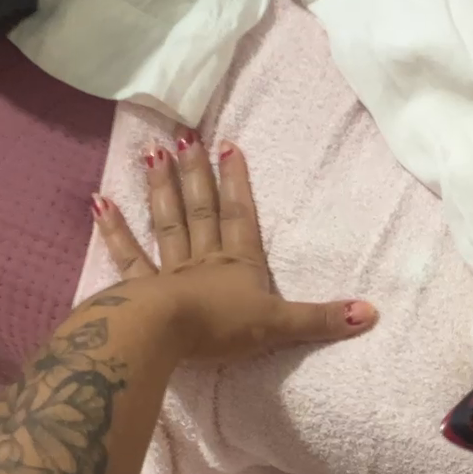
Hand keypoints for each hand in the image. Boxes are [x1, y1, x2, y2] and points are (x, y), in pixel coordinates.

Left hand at [90, 129, 376, 360]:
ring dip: (160, 189)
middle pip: (201, 211)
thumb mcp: (281, 325)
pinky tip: (100, 202)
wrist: (167, 338)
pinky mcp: (140, 291)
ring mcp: (169, 273)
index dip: (237, 183)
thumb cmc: (223, 328)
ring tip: (151, 152)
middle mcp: (204, 260)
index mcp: (238, 265)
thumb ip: (321, 319)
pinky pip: (127, 257)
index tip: (230, 145)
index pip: (241, 217)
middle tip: (185, 136)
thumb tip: (372, 313)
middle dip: (196, 174)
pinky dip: (115, 231)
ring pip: (167, 224)